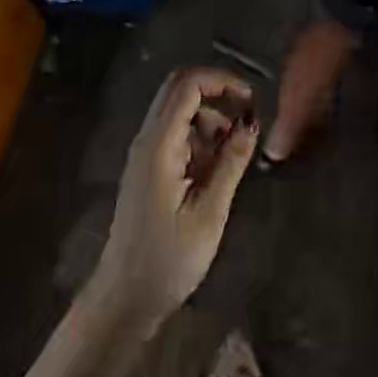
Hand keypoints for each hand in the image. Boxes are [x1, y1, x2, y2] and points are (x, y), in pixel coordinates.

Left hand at [92, 68, 258, 326]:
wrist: (126, 296)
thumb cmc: (169, 259)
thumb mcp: (209, 212)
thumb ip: (230, 163)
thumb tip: (251, 122)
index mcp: (159, 144)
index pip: (186, 85)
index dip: (220, 80)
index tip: (251, 98)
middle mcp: (147, 138)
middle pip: (179, 90)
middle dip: (216, 93)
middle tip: (248, 117)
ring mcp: (145, 151)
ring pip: (179, 110)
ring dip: (210, 118)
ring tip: (236, 153)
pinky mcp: (149, 166)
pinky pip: (176, 134)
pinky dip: (200, 138)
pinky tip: (217, 169)